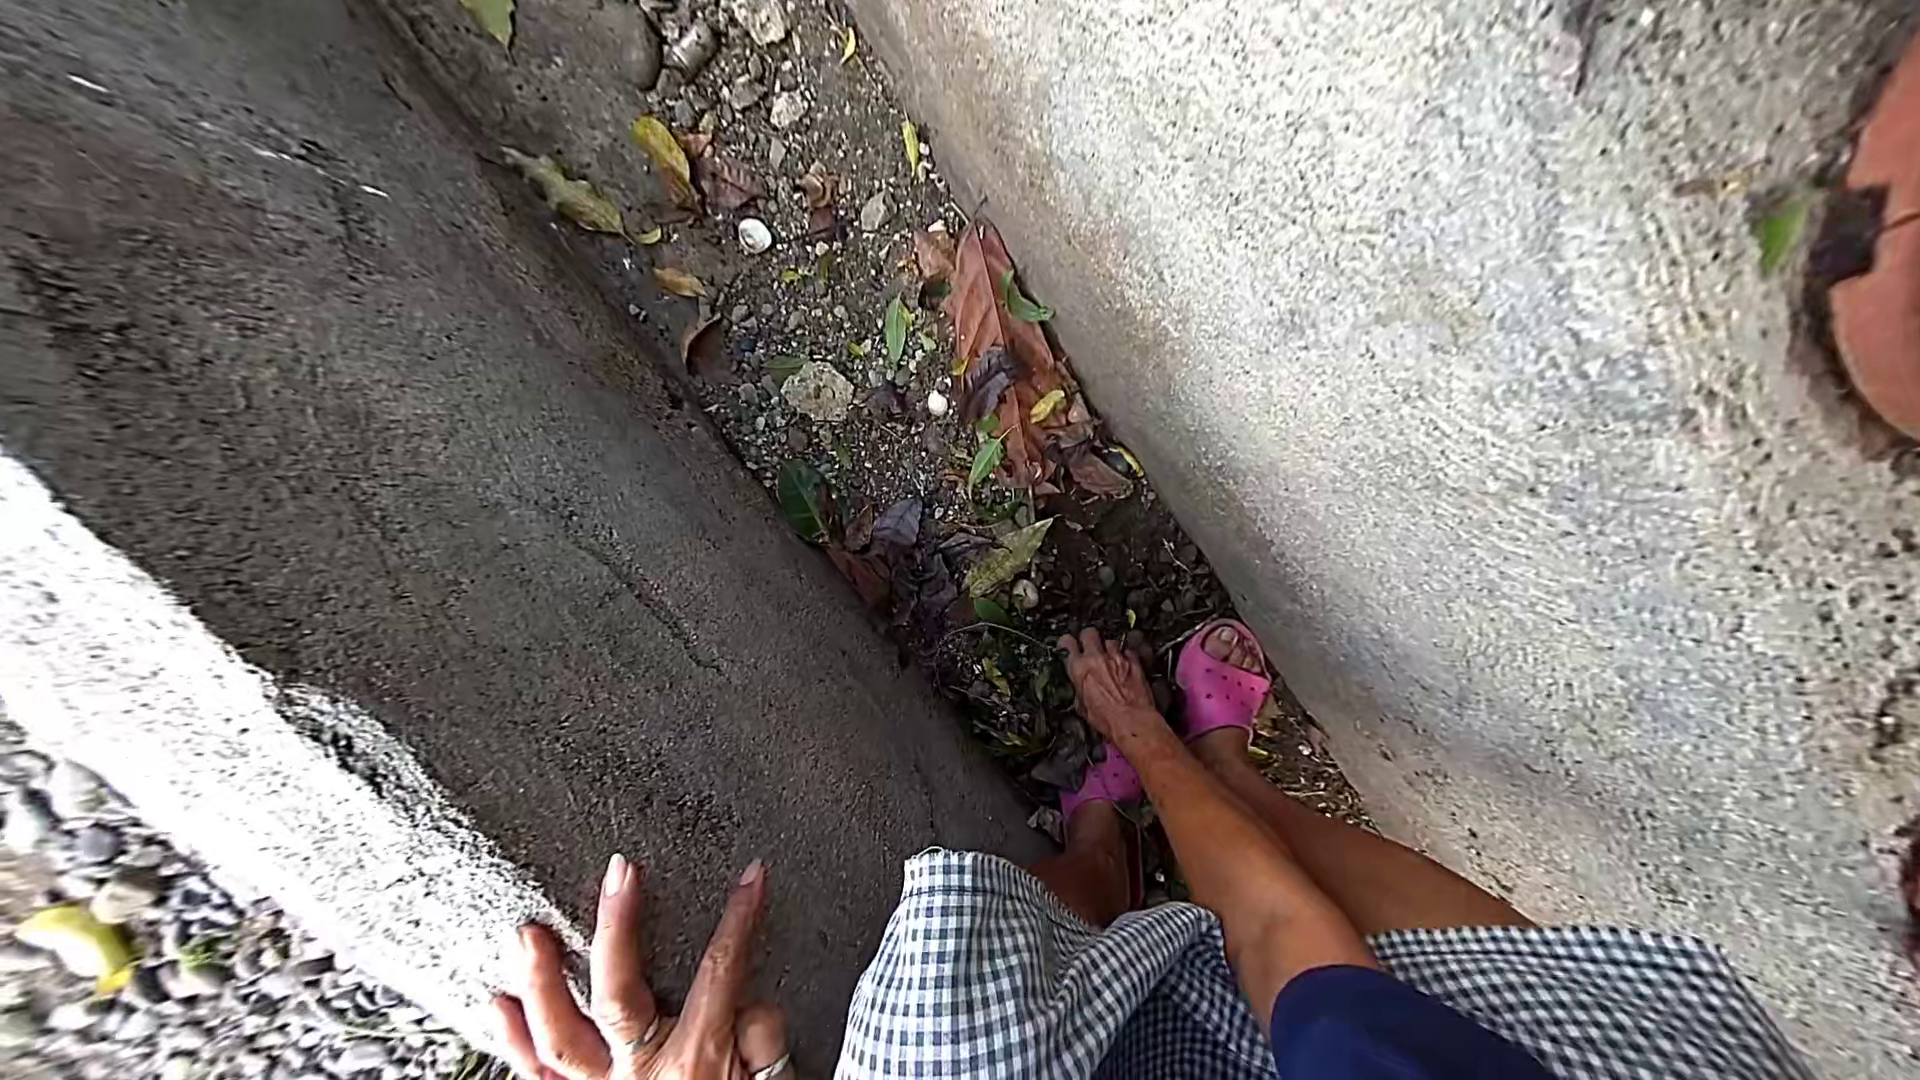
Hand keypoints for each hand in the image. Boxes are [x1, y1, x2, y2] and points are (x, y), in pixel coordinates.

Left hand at [494, 855, 788, 1079]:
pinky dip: (514, 1044)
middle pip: (620, 994)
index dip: (739, 917)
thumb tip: (750, 1000)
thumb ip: (763, 1036)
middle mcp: (639, 1076)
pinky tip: (499, 1004)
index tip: (751, 877)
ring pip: (559, 1042)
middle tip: (619, 875)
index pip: (721, 969)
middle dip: (617, 928)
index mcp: (695, 1060)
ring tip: (527, 935)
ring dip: (541, 985)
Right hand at [1057, 627, 1165, 741]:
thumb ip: (1079, 689)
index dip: (1067, 642)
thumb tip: (1080, 688)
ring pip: (1110, 640)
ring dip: (1108, 648)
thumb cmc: (1108, 720)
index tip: (1068, 643)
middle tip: (1090, 645)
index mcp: (1079, 669)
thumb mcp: (1083, 707)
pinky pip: (1128, 650)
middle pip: (1089, 633)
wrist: (1133, 722)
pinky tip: (1125, 664)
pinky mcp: (1134, 661)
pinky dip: (1126, 655)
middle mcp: (1096, 659)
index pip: (1067, 643)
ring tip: (1110, 658)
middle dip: (1088, 638)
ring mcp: (1116, 658)